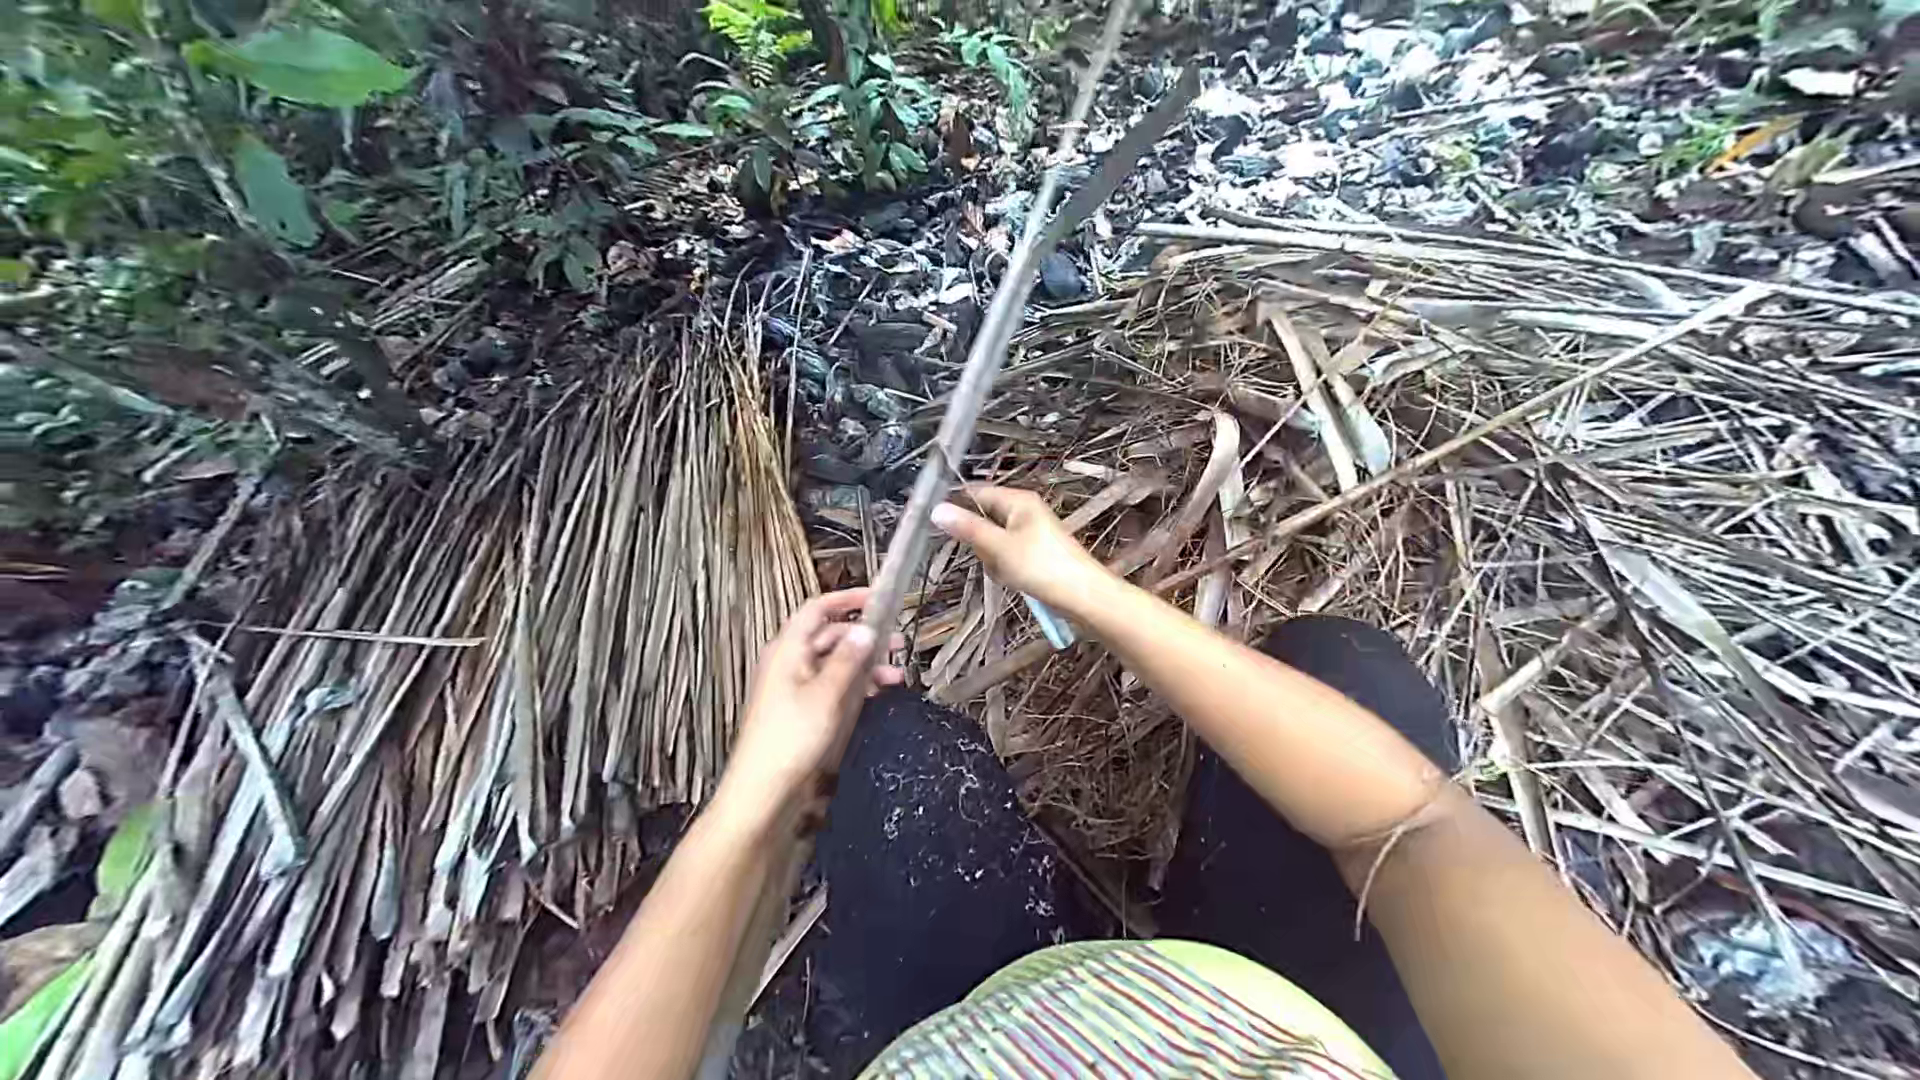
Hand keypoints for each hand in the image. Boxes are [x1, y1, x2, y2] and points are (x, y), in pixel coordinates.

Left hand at [718, 588, 903, 830]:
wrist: (762, 792)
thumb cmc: (790, 739)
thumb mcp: (827, 695)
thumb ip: (849, 659)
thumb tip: (866, 629)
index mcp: (788, 649)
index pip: (818, 608)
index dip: (848, 599)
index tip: (878, 598)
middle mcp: (789, 662)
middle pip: (830, 635)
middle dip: (865, 637)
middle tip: (898, 643)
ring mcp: (795, 686)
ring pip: (835, 662)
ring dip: (865, 665)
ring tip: (896, 674)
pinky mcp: (801, 709)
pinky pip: (832, 685)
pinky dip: (855, 685)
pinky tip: (878, 693)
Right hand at [930, 485, 1117, 619]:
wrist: (1083, 596)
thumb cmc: (1042, 567)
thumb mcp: (999, 547)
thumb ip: (967, 529)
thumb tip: (936, 510)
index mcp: (1018, 500)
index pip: (976, 492)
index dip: (956, 506)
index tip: (937, 525)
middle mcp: (1024, 510)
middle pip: (983, 518)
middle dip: (980, 542)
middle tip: (991, 557)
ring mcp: (1030, 531)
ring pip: (993, 540)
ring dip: (992, 559)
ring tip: (1006, 571)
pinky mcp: (1035, 551)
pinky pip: (1006, 554)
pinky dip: (1005, 567)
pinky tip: (1014, 579)